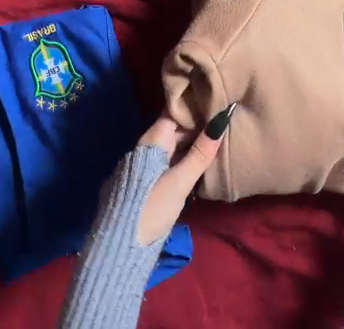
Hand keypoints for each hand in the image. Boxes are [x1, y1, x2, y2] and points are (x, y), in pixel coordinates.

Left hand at [133, 104, 232, 244]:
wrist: (120, 246)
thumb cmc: (151, 209)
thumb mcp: (180, 182)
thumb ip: (201, 153)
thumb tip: (221, 120)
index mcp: (151, 141)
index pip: (173, 112)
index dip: (192, 104)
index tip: (215, 97)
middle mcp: (145, 148)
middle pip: (173, 128)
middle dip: (196, 124)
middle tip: (224, 119)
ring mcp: (144, 165)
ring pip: (171, 145)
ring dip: (191, 142)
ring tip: (217, 137)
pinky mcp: (145, 182)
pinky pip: (168, 160)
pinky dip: (184, 157)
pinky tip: (199, 161)